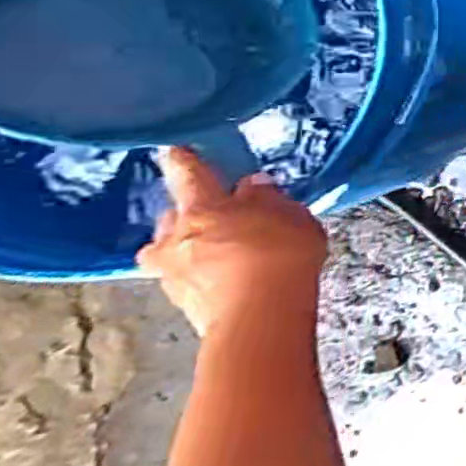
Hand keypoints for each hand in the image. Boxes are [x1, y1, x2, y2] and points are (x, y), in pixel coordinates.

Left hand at [137, 147, 326, 336]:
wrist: (260, 314)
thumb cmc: (281, 255)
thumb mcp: (293, 216)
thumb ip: (269, 200)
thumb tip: (253, 188)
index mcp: (204, 209)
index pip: (190, 176)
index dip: (183, 161)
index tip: (174, 151)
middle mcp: (176, 237)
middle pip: (174, 216)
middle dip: (190, 213)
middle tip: (218, 214)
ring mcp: (171, 272)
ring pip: (171, 249)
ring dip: (189, 245)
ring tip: (220, 248)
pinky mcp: (179, 300)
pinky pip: (185, 274)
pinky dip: (201, 270)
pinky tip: (228, 274)